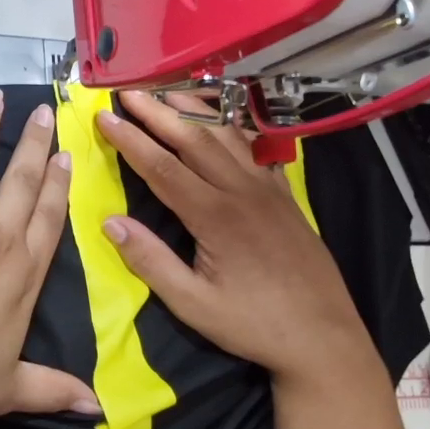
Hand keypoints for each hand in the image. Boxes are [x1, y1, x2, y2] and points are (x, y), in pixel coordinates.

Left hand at [0, 89, 98, 420]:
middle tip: (44, 112)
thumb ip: (53, 390)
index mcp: (27, 272)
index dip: (58, 186)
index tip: (65, 157)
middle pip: (24, 178)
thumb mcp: (12, 388)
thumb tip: (98, 411)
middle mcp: (3, 235)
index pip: (49, 219)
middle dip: (34, 142)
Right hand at [95, 90, 379, 386]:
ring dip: (193, 109)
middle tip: (127, 91)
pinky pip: (255, 149)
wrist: (325, 340)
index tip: (104, 118)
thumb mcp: (193, 305)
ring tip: (165, 88)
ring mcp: (268, 190)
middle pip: (193, 140)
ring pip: (226, 137)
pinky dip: (232, 126)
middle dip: (157, 112)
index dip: (131, 140)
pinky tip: (220, 117)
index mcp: (215, 218)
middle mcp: (242, 193)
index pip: (163, 168)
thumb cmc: (253, 325)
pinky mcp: (284, 196)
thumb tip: (110, 222)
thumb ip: (151, 262)